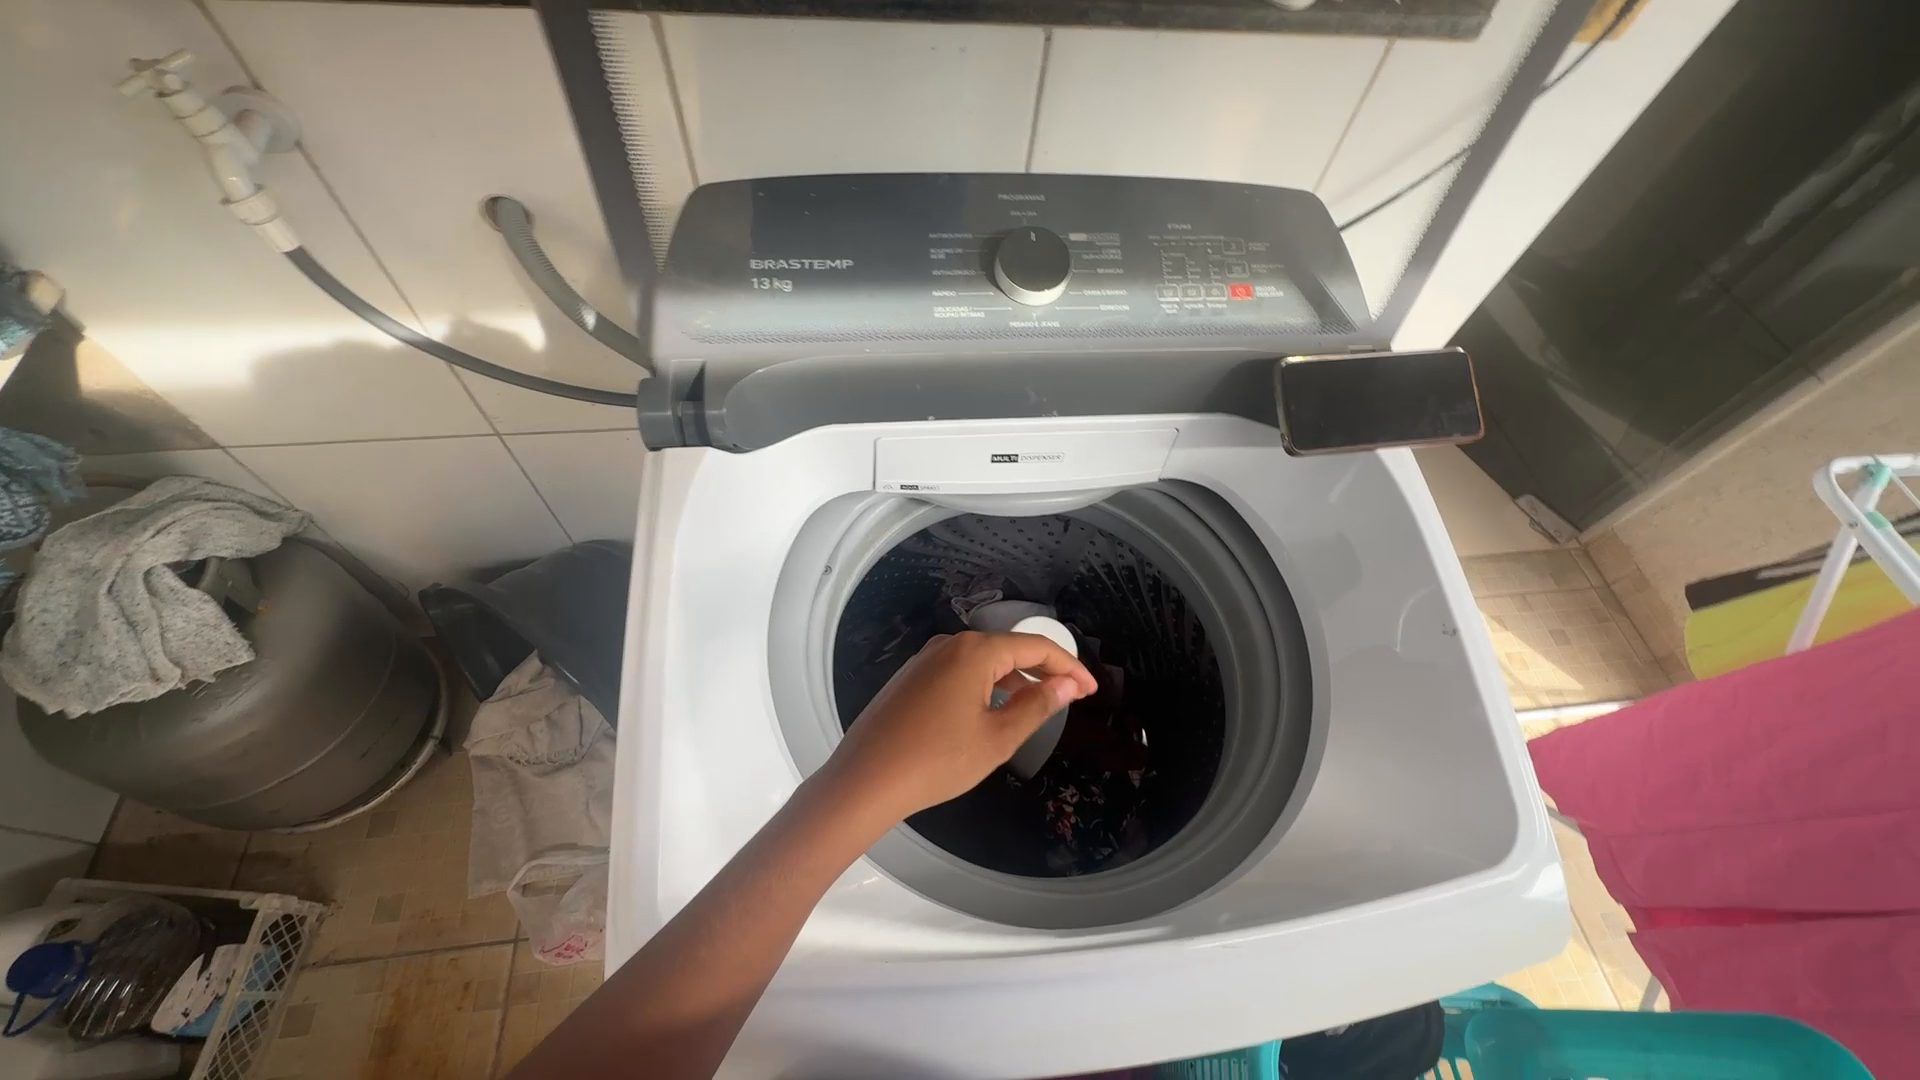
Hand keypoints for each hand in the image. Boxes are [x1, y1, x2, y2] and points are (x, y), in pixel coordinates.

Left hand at [823, 631, 1097, 823]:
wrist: (865, 779)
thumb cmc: (938, 760)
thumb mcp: (998, 738)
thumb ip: (1037, 706)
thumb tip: (1068, 684)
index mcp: (975, 651)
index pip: (1035, 647)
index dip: (1068, 666)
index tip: (1092, 689)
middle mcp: (949, 644)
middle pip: (1008, 649)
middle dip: (1043, 670)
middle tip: (1071, 697)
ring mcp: (925, 659)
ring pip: (982, 660)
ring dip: (1014, 678)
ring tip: (1036, 705)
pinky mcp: (910, 678)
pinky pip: (959, 671)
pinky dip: (985, 684)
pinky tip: (991, 710)